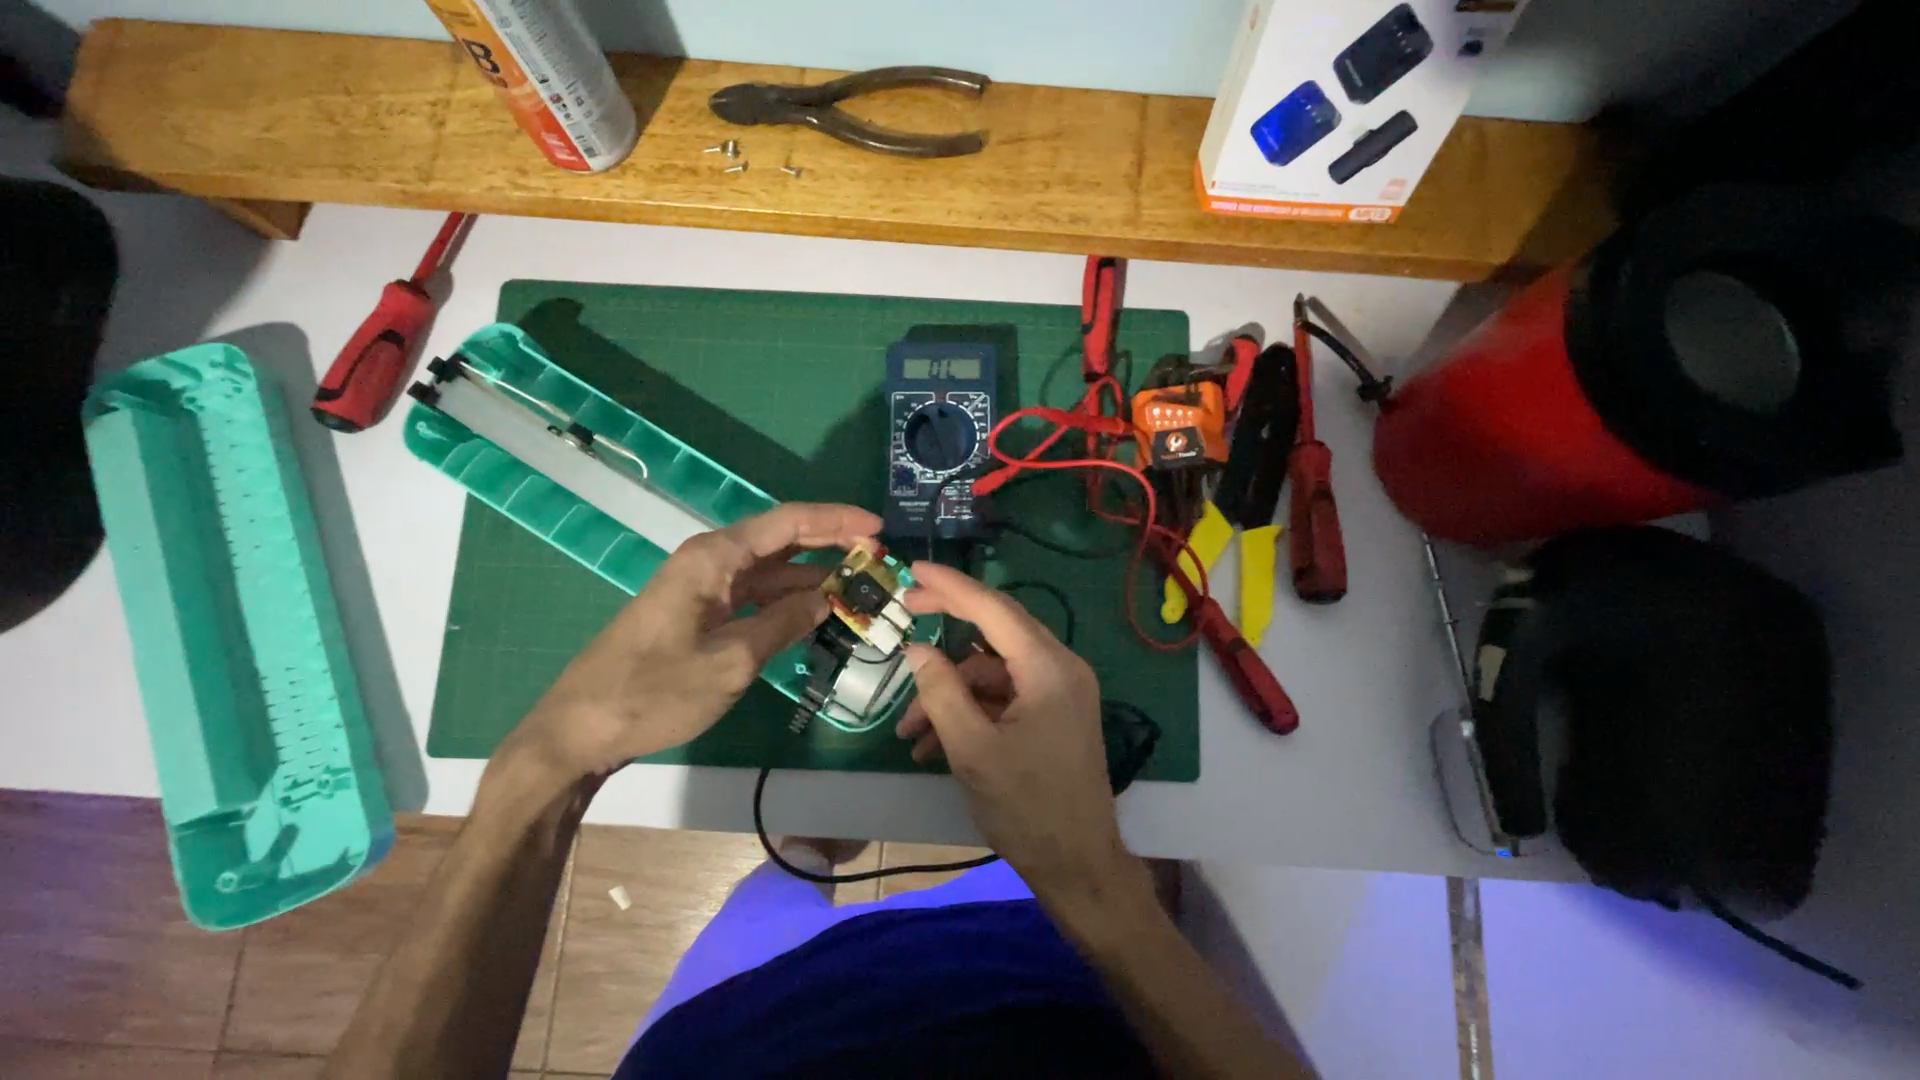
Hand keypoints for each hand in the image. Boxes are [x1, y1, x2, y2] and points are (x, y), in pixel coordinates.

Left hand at [502, 503, 881, 783]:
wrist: (581, 729)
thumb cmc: (654, 691)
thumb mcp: (731, 661)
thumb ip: (784, 623)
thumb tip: (827, 597)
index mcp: (714, 557)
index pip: (788, 523)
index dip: (836, 521)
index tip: (879, 529)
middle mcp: (710, 562)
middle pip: (781, 540)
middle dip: (830, 543)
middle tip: (878, 555)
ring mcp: (703, 588)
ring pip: (770, 571)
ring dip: (812, 576)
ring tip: (861, 586)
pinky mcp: (699, 614)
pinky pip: (754, 596)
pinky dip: (786, 601)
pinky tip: (817, 613)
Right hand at [896, 562, 1135, 899]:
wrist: (1078, 866)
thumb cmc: (1027, 809)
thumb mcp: (972, 750)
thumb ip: (941, 693)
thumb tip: (918, 649)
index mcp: (1049, 670)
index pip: (994, 610)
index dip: (952, 587)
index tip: (914, 570)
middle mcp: (1061, 669)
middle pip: (997, 630)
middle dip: (947, 627)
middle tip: (905, 612)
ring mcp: (1061, 692)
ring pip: (994, 671)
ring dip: (951, 692)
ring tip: (910, 732)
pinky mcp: (1054, 715)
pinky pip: (1005, 697)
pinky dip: (971, 712)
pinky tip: (933, 745)